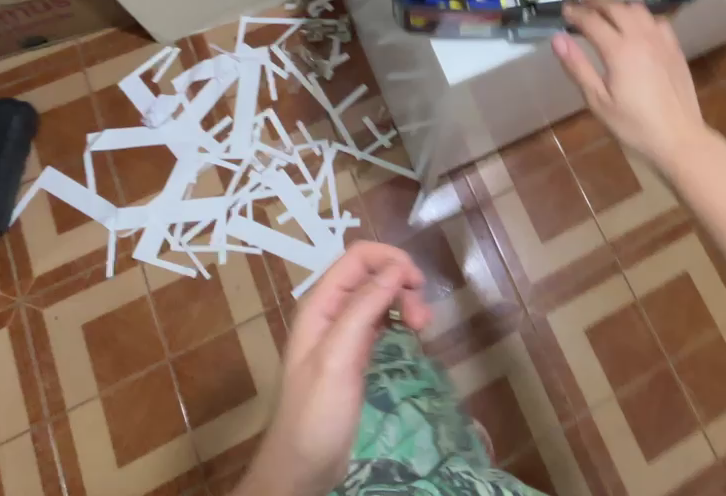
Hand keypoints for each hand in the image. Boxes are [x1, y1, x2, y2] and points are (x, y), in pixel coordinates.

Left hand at [239, 242, 431, 495]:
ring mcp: (344, 332)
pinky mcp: (356, 353)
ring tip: (423, 329)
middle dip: (402, 285)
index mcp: (321, 304)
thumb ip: (364, 308)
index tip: (417, 282)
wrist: (302, 468)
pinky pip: (382, 320)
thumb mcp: (338, 357)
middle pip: (374, 274)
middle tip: (424, 319)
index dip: (390, 259)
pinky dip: (400, 319)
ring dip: (405, 303)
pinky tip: (411, 334)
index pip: (358, 257)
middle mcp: (332, 310)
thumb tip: (397, 267)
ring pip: (381, 296)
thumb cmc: (315, 413)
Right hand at [551, 1, 715, 167]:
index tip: (564, 10)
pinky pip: (656, 20)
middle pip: (615, 7)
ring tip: (605, 12)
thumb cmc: (633, 125)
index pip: (592, 21)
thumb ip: (577, 67)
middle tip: (581, 6)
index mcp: (619, 50)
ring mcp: (661, 40)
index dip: (575, 13)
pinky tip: (636, 25)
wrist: (679, 137)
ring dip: (618, 5)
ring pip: (638, 9)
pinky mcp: (674, 47)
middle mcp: (641, 37)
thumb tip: (557, 38)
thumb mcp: (598, 101)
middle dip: (595, 3)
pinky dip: (641, 16)